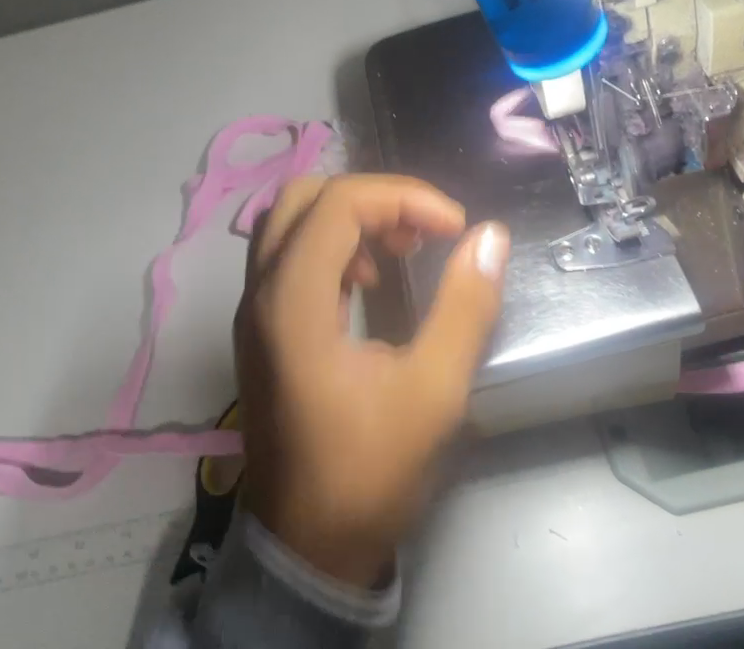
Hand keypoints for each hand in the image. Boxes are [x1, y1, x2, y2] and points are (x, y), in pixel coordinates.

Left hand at [235, 174, 507, 586]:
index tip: (454, 227)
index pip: (339, 203)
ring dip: (347, 219)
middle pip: (303, 197)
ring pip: (290, 223)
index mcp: (292, 303)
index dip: (403, 198)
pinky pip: (287, 257)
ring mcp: (253, 313)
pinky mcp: (260, 331)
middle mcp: (260, 294)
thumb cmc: (369, 471)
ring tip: (400, 252)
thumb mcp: (433, 391)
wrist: (306, 546)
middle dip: (371, 198)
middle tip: (422, 230)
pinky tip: (367, 284)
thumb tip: (490, 235)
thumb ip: (464, 307)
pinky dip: (330, 247)